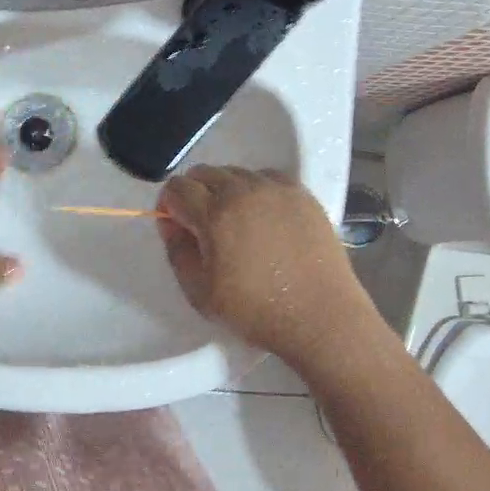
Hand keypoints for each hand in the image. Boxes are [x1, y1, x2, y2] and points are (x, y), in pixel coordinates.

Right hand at [156, 166, 366, 359]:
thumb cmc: (255, 311)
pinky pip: (267, 177)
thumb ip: (177, 251)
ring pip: (236, 172)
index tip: (176, 226)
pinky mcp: (303, 195)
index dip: (169, 204)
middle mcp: (244, 191)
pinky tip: (263, 217)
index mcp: (215, 214)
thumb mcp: (199, 292)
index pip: (177, 187)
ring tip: (235, 222)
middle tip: (203, 225)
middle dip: (194, 193)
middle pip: (205, 172)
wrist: (320, 318)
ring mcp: (277, 189)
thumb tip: (169, 222)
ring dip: (225, 190)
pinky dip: (256, 189)